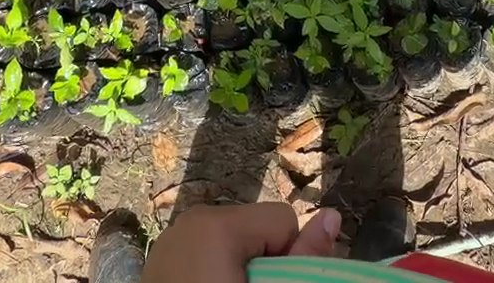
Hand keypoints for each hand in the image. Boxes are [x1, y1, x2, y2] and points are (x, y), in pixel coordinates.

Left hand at [142, 204, 338, 282]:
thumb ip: (303, 261)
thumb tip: (333, 216)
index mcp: (217, 223)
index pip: (282, 220)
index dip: (287, 261)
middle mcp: (192, 219)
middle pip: (258, 232)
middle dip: (263, 266)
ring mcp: (172, 240)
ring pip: (234, 246)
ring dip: (240, 273)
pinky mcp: (161, 261)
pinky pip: (207, 256)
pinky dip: (215, 276)